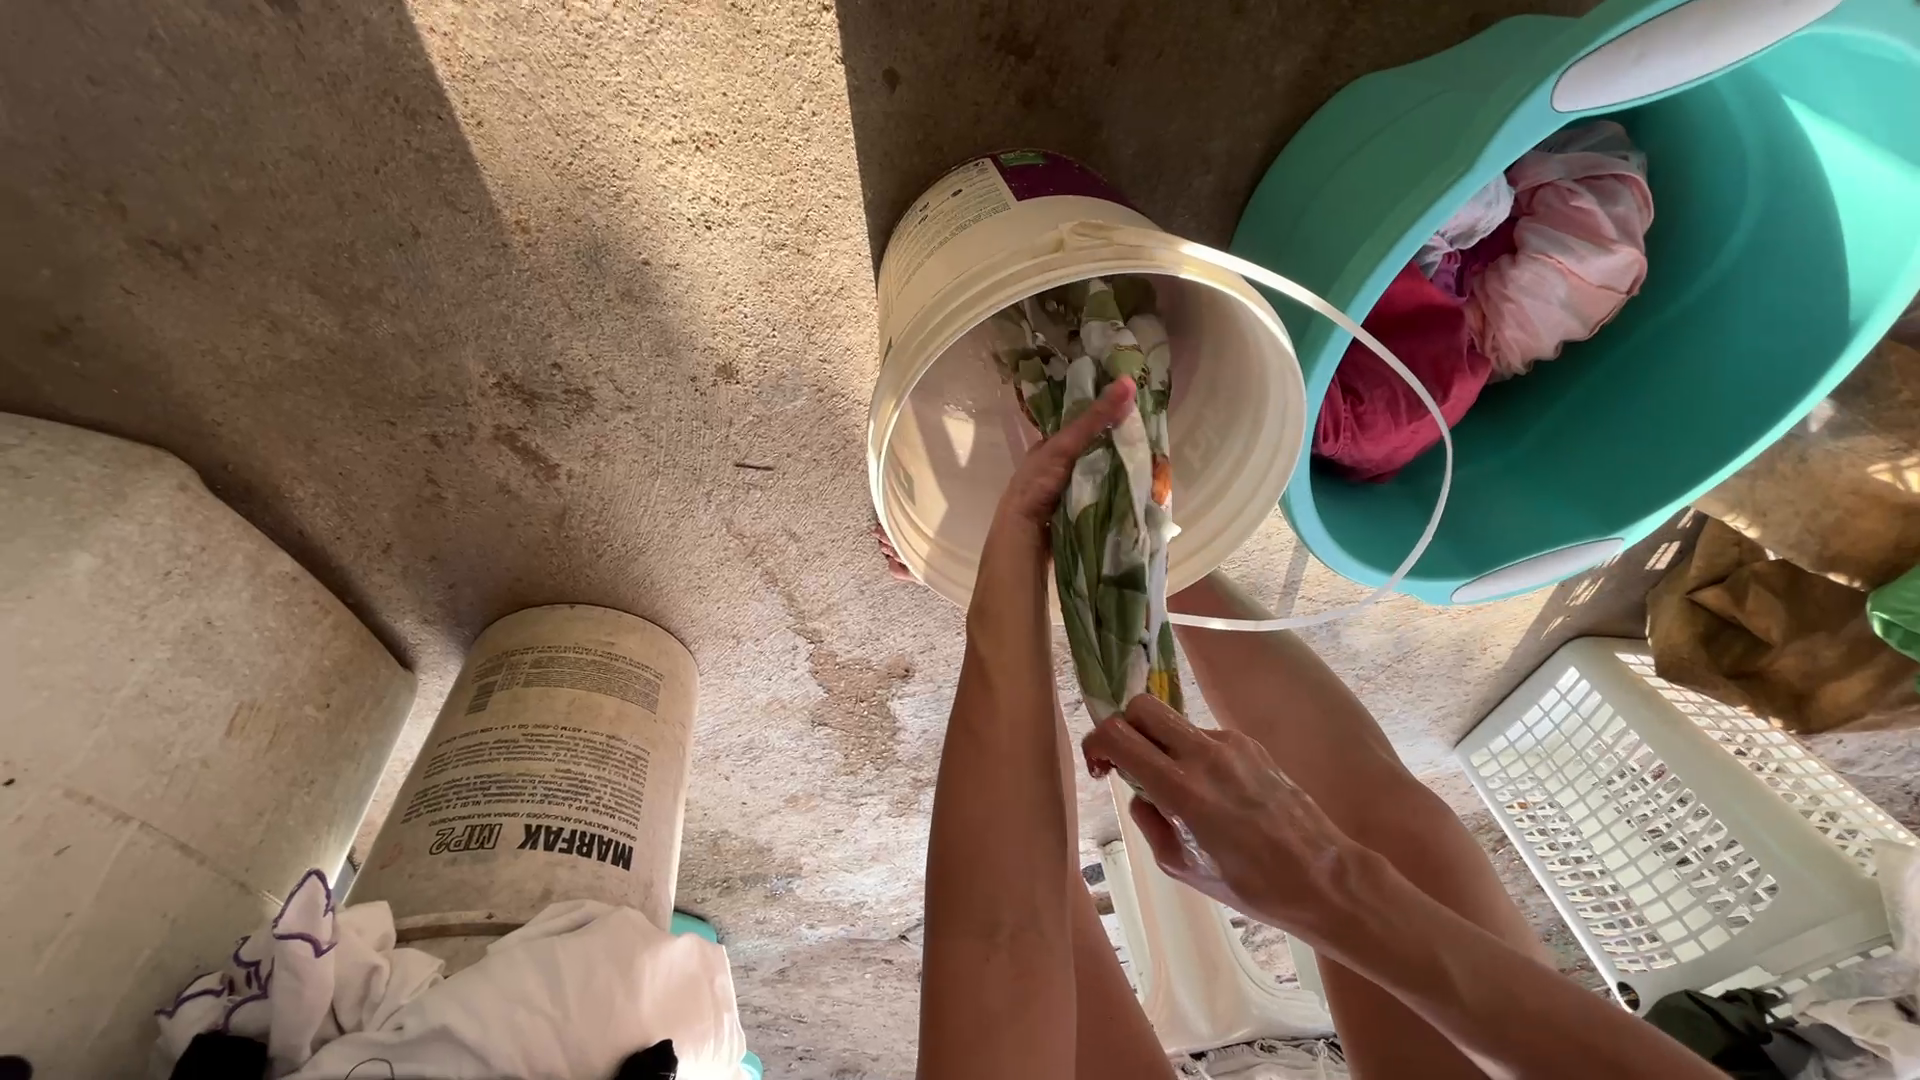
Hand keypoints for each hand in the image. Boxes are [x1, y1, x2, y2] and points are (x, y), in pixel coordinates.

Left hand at [989, 377, 1135, 544]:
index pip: (1082, 426)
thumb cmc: (1038, 484)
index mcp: (1050, 447)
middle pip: (1094, 451)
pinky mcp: (1077, 512)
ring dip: (1120, 472)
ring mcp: (1067, 491)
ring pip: (1100, 474)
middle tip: (1149, 441)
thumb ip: (1095, 419)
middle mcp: (1057, 467)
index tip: (1135, 412)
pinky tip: (1136, 490)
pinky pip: (1102, 497)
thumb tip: (1128, 382)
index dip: (1106, 418)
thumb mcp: (1066, 446)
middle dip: (1117, 448)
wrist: (1024, 534)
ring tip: (1150, 464)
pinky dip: (1116, 493)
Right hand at [1081, 694, 1366, 932]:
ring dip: (1162, 743)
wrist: (1324, 877)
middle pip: (1142, 706)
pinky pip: (1205, 737)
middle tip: (1127, 759)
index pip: (1118, 735)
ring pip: (1175, 721)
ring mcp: (1230, 744)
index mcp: (1182, 789)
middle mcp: (1204, 755)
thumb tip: (1141, 794)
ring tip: (1178, 786)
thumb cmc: (1251, 885)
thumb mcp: (1182, 866)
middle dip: (1124, 725)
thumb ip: (1149, 822)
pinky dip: (1194, 754)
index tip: (1099, 765)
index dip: (1097, 742)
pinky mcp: (1250, 744)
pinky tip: (1213, 790)